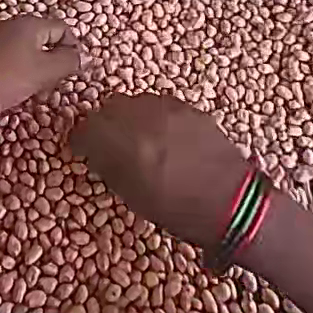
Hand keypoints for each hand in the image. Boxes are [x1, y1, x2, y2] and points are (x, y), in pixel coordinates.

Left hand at [0, 15, 81, 111]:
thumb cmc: (7, 77)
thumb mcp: (44, 71)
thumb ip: (68, 62)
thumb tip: (83, 56)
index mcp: (31, 24)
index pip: (63, 29)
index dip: (72, 50)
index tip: (71, 73)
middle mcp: (13, 25)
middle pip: (45, 42)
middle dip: (52, 66)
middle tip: (50, 88)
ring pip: (28, 54)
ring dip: (36, 74)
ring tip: (32, 95)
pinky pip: (11, 61)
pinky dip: (18, 75)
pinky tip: (14, 92)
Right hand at [68, 93, 250, 248]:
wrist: (233, 203)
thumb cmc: (179, 210)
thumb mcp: (133, 196)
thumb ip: (109, 167)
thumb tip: (95, 152)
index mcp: (125, 144)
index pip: (86, 129)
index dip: (80, 140)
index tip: (81, 149)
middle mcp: (143, 118)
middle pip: (107, 108)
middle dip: (103, 124)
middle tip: (108, 143)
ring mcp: (167, 109)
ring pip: (133, 102)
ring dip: (128, 117)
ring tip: (137, 139)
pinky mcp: (187, 107)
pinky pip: (158, 104)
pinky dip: (152, 116)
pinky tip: (161, 136)